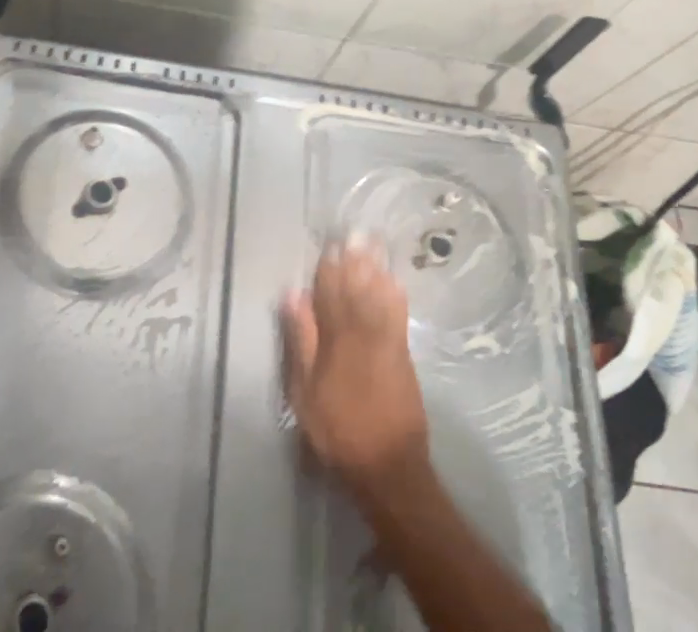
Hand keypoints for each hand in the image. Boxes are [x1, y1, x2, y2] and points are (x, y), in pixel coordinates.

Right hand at [282, 232, 429, 491]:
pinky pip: (398, 315)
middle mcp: (364, 333)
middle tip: (354, 232)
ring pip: (379, 297)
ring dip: (374, 270)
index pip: (329, 294)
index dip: (328, 269)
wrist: (387, 464)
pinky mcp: (403, 356)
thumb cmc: (336, 429)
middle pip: (356, 289)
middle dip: (354, 261)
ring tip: (371, 245)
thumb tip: (294, 298)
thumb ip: (301, 341)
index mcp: (336, 340)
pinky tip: (393, 280)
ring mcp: (388, 343)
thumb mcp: (304, 390)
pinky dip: (394, 294)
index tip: (329, 244)